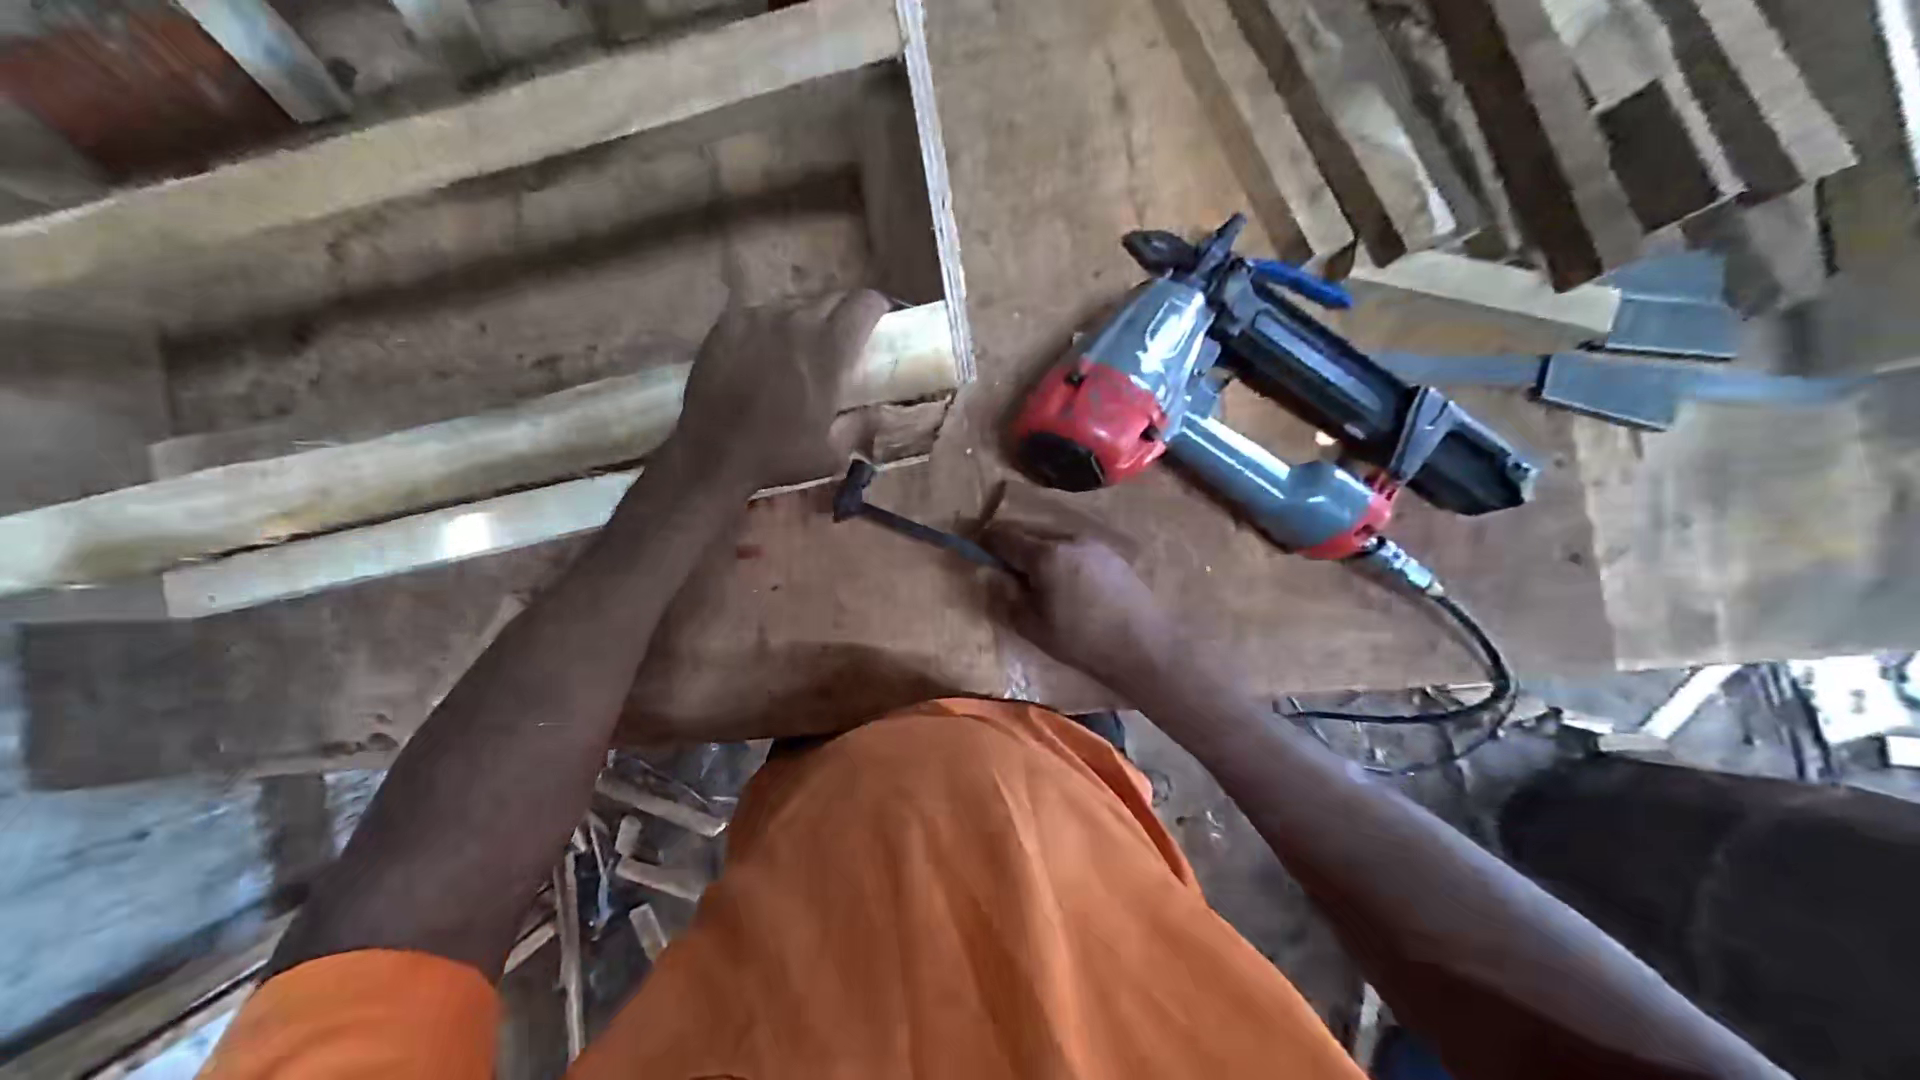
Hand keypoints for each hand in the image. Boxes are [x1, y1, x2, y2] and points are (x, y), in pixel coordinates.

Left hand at [667, 290, 889, 488]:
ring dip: (807, 320)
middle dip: (844, 314)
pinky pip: (761, 314)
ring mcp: (758, 318)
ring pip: (795, 304)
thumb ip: (862, 425)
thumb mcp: (833, 452)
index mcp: (829, 349)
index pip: (864, 303)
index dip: (877, 309)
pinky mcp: (728, 323)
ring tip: (801, 347)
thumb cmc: (778, 455)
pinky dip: (772, 327)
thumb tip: (880, 411)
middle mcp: (795, 321)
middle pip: (831, 298)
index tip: (881, 322)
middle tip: (844, 340)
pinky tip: (766, 352)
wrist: (712, 452)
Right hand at [982, 522, 1179, 691]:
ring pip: (1058, 543)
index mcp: (1046, 555)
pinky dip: (1066, 561)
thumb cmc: (1083, 641)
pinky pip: (1079, 551)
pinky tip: (1072, 587)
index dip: (987, 542)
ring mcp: (1096, 545)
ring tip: (1043, 583)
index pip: (1006, 537)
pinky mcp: (1115, 557)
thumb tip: (995, 577)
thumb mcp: (1033, 627)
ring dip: (1044, 555)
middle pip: (1033, 536)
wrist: (1146, 646)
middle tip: (1010, 573)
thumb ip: (1008, 598)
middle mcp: (1070, 540)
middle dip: (1017, 550)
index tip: (978, 549)